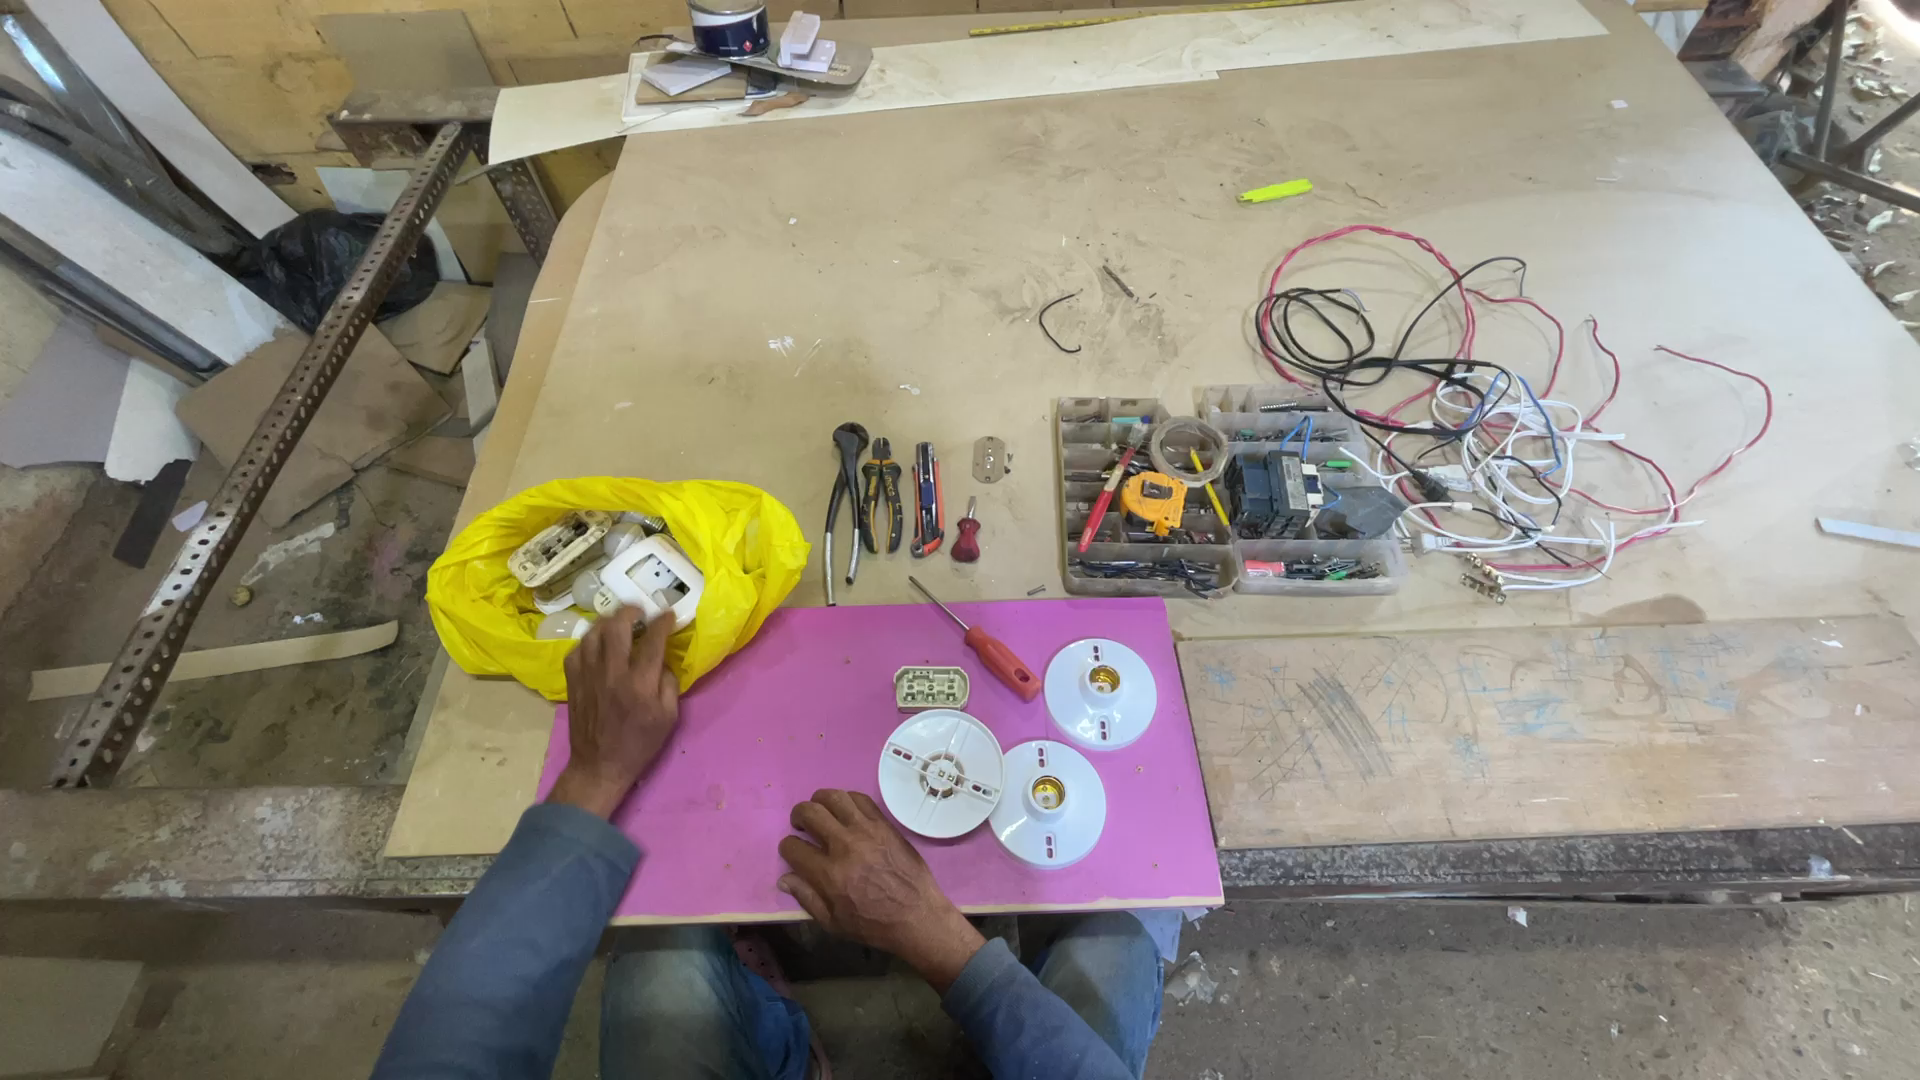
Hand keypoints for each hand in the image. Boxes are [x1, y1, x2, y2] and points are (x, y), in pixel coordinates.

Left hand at [547, 606, 679, 818]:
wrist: (600, 765)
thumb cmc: (640, 742)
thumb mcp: (669, 717)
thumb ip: (668, 684)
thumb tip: (662, 661)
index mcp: (639, 684)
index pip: (652, 640)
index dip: (662, 622)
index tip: (669, 614)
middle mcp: (612, 674)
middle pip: (617, 628)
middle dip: (630, 612)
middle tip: (639, 609)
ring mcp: (588, 676)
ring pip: (593, 634)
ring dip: (608, 622)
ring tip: (618, 620)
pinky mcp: (573, 682)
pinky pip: (577, 650)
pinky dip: (589, 640)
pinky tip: (598, 642)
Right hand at [777, 789, 985, 992]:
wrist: (915, 914)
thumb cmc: (873, 924)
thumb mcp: (833, 923)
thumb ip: (806, 897)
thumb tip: (784, 878)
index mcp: (828, 873)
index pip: (793, 847)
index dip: (787, 847)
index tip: (792, 851)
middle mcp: (844, 845)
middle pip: (810, 812)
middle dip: (798, 815)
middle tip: (801, 824)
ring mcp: (866, 830)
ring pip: (835, 796)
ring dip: (820, 800)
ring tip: (821, 811)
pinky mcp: (884, 823)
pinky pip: (860, 798)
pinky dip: (847, 799)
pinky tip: (845, 811)